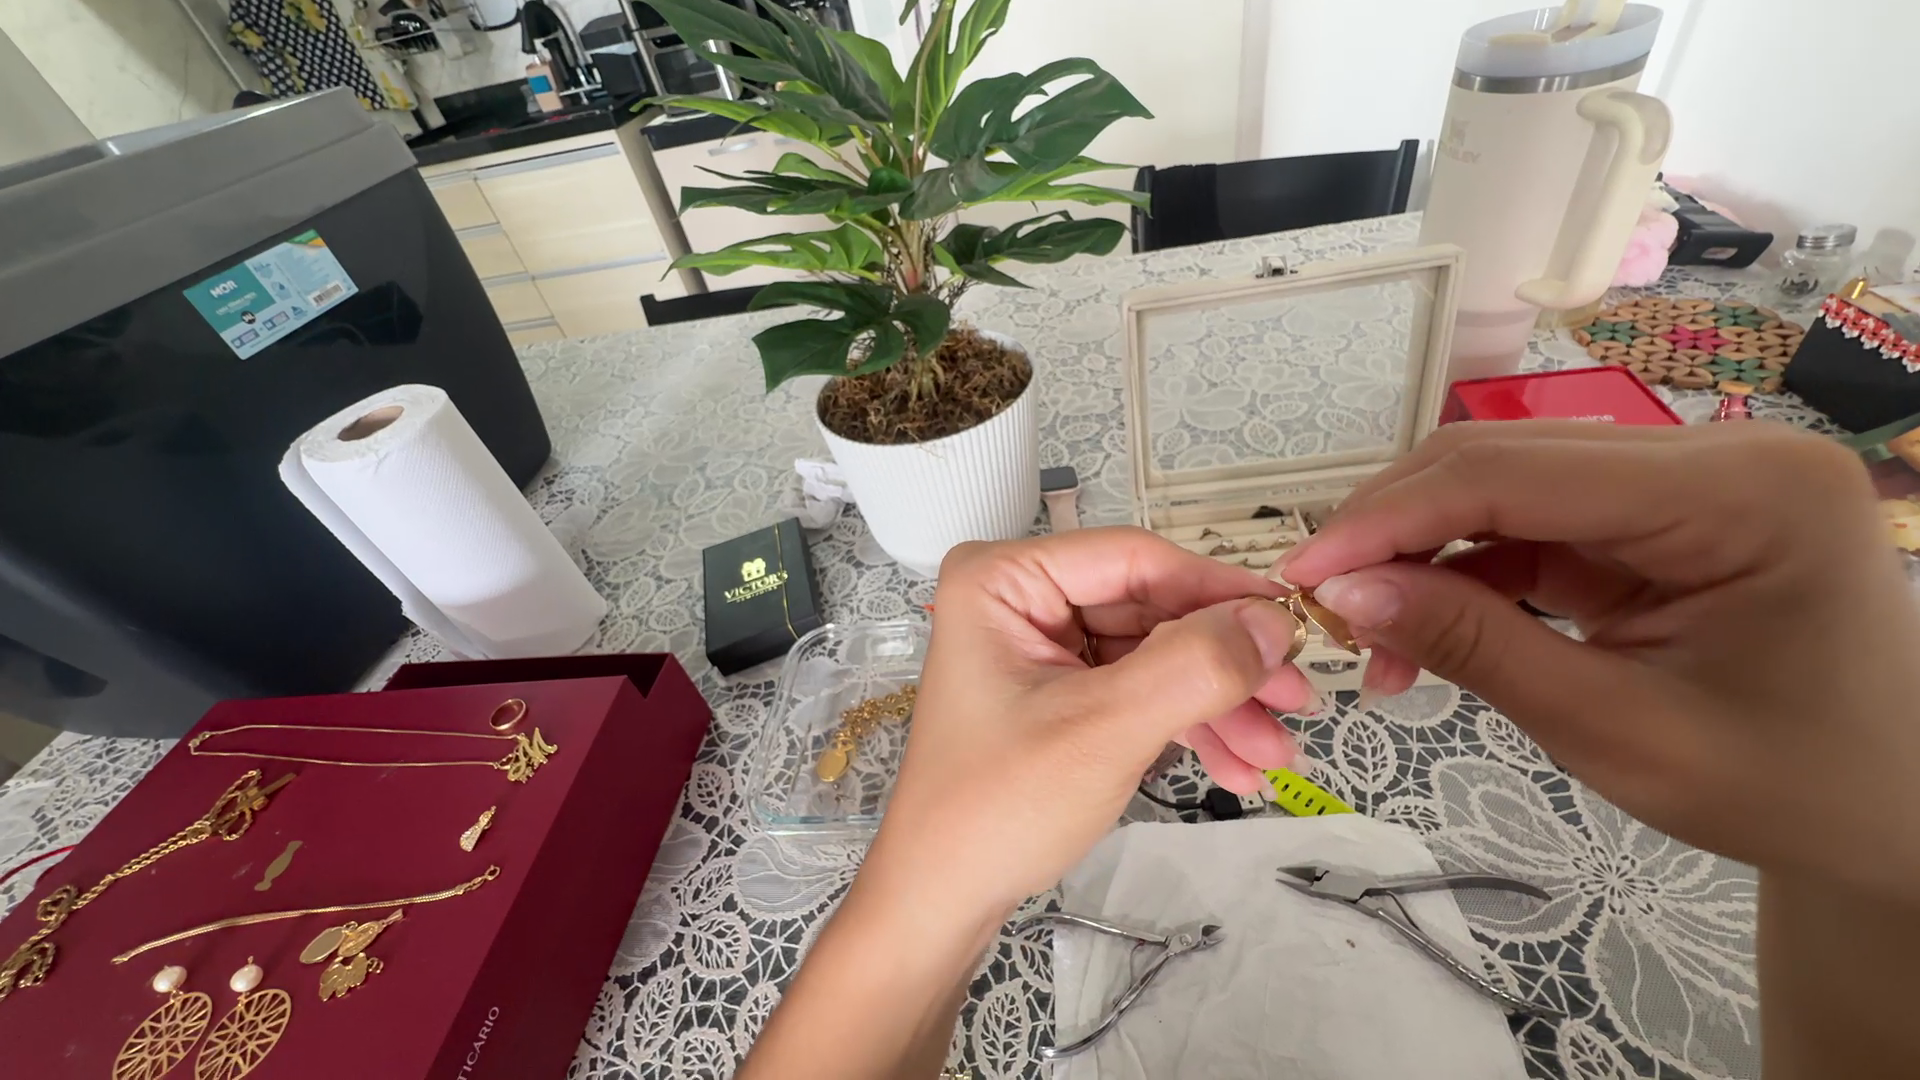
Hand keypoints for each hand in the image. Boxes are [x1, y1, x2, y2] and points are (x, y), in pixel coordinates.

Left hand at [863, 528, 1314, 917]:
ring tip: (1275, 753)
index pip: (1132, 559)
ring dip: (1214, 703)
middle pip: (1148, 608)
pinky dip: (1183, 724)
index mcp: (1004, 578)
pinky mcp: (1056, 689)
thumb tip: (1274, 619)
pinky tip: (1235, 765)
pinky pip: (1133, 688)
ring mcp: (1038, 646)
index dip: (1218, 589)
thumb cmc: (1002, 804)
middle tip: (1297, 700)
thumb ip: (1194, 667)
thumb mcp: (1105, 728)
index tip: (1294, 623)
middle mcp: (1019, 597)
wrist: (943, 896)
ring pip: (1151, 653)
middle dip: (1222, 663)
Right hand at [1279, 420, 1919, 900]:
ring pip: (1486, 486)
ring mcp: (1670, 480)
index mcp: (1734, 492)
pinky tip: (1413, 627)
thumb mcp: (1612, 728)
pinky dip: (1449, 573)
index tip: (1299, 576)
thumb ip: (1469, 646)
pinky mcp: (1637, 516)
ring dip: (1409, 552)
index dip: (1384, 520)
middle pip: (1488, 461)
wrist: (1896, 817)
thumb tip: (1339, 594)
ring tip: (1362, 630)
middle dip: (1385, 528)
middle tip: (1315, 599)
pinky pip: (1511, 524)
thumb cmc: (1785, 788)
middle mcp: (1705, 455)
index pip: (1506, 475)